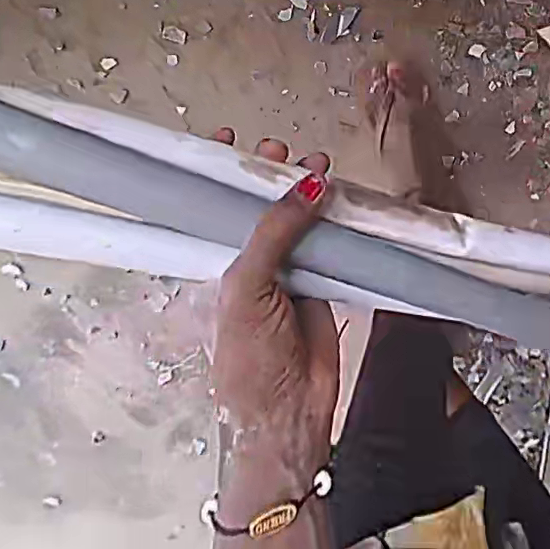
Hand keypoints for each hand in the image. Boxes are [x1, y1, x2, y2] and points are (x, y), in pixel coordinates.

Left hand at [209, 130, 338, 538]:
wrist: (290, 412)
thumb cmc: (247, 359)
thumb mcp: (246, 287)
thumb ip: (273, 231)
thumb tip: (306, 184)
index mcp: (217, 258)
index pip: (211, 203)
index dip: (216, 169)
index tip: (226, 138)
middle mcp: (250, 256)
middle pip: (258, 200)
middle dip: (268, 171)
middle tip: (279, 154)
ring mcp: (287, 264)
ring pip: (296, 213)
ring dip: (305, 186)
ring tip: (317, 166)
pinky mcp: (321, 273)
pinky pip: (327, 234)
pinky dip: (334, 212)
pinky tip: (338, 194)